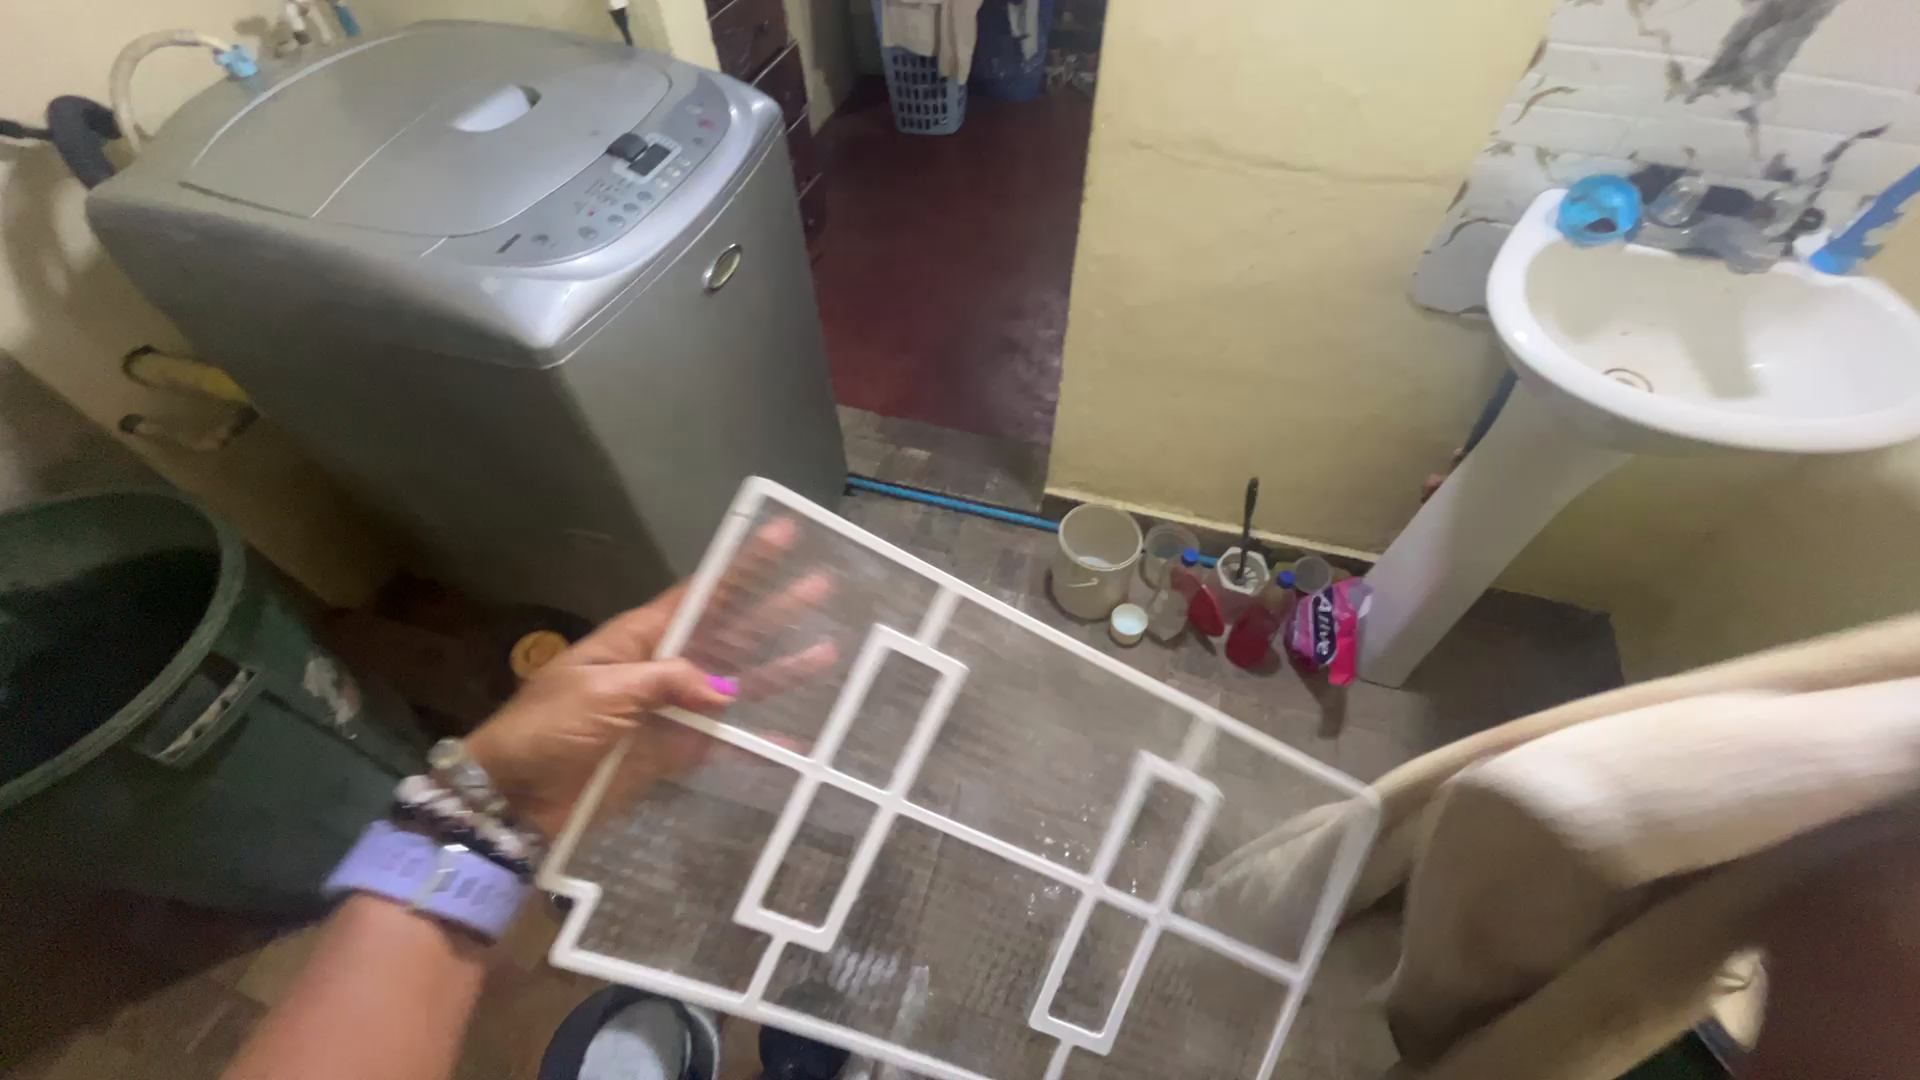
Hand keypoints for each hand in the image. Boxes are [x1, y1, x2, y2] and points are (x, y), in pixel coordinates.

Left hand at [466, 517, 835, 837]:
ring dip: (781, 670)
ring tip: (826, 654)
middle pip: (733, 632)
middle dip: (776, 610)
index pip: (704, 593)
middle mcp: (668, 665)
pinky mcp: (678, 751)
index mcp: (643, 637)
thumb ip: (667, 681)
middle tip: (821, 587)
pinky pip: (726, 742)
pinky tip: (794, 744)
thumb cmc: (548, 727)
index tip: (780, 537)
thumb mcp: (602, 691)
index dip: (744, 566)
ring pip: (740, 683)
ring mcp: (676, 709)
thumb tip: (727, 691)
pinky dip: (758, 744)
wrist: (513, 797)